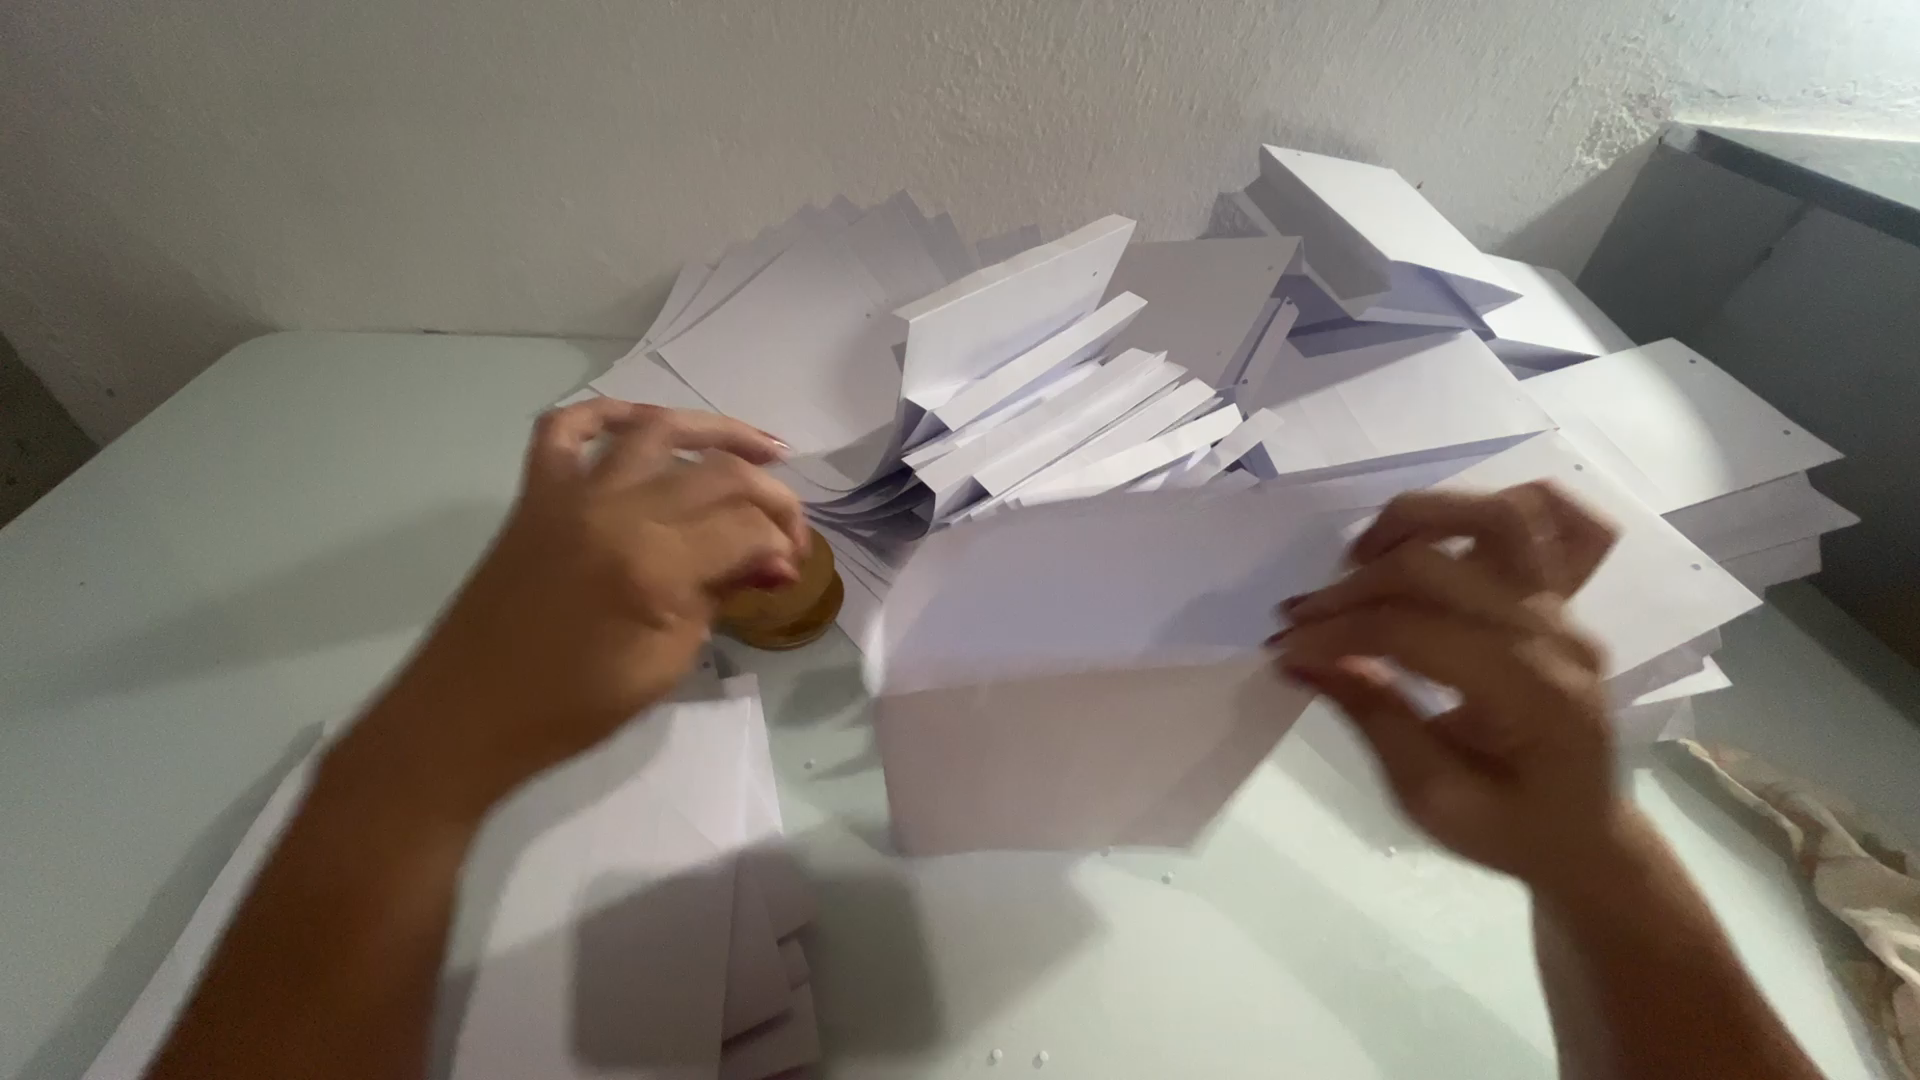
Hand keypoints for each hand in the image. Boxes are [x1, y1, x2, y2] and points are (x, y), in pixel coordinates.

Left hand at [369, 399, 805, 806]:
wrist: (468, 717)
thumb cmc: (576, 706)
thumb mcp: (669, 660)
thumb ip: (721, 595)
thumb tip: (773, 563)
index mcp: (652, 563)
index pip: (745, 529)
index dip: (782, 545)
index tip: (791, 571)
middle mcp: (615, 510)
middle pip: (718, 474)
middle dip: (771, 495)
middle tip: (791, 527)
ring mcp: (570, 494)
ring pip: (656, 430)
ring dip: (717, 431)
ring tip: (761, 449)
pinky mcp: (535, 495)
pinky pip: (565, 428)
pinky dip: (608, 413)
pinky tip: (646, 422)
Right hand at [1270, 482, 1631, 885]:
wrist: (1586, 837)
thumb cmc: (1508, 829)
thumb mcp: (1427, 795)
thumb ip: (1367, 714)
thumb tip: (1296, 656)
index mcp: (1530, 692)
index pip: (1409, 629)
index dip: (1334, 632)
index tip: (1281, 650)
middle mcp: (1556, 634)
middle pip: (1434, 565)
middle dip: (1349, 588)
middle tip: (1298, 618)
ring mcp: (1566, 608)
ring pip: (1499, 516)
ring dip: (1412, 522)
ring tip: (1358, 558)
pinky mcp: (1560, 597)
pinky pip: (1549, 519)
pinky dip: (1483, 511)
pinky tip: (1429, 535)